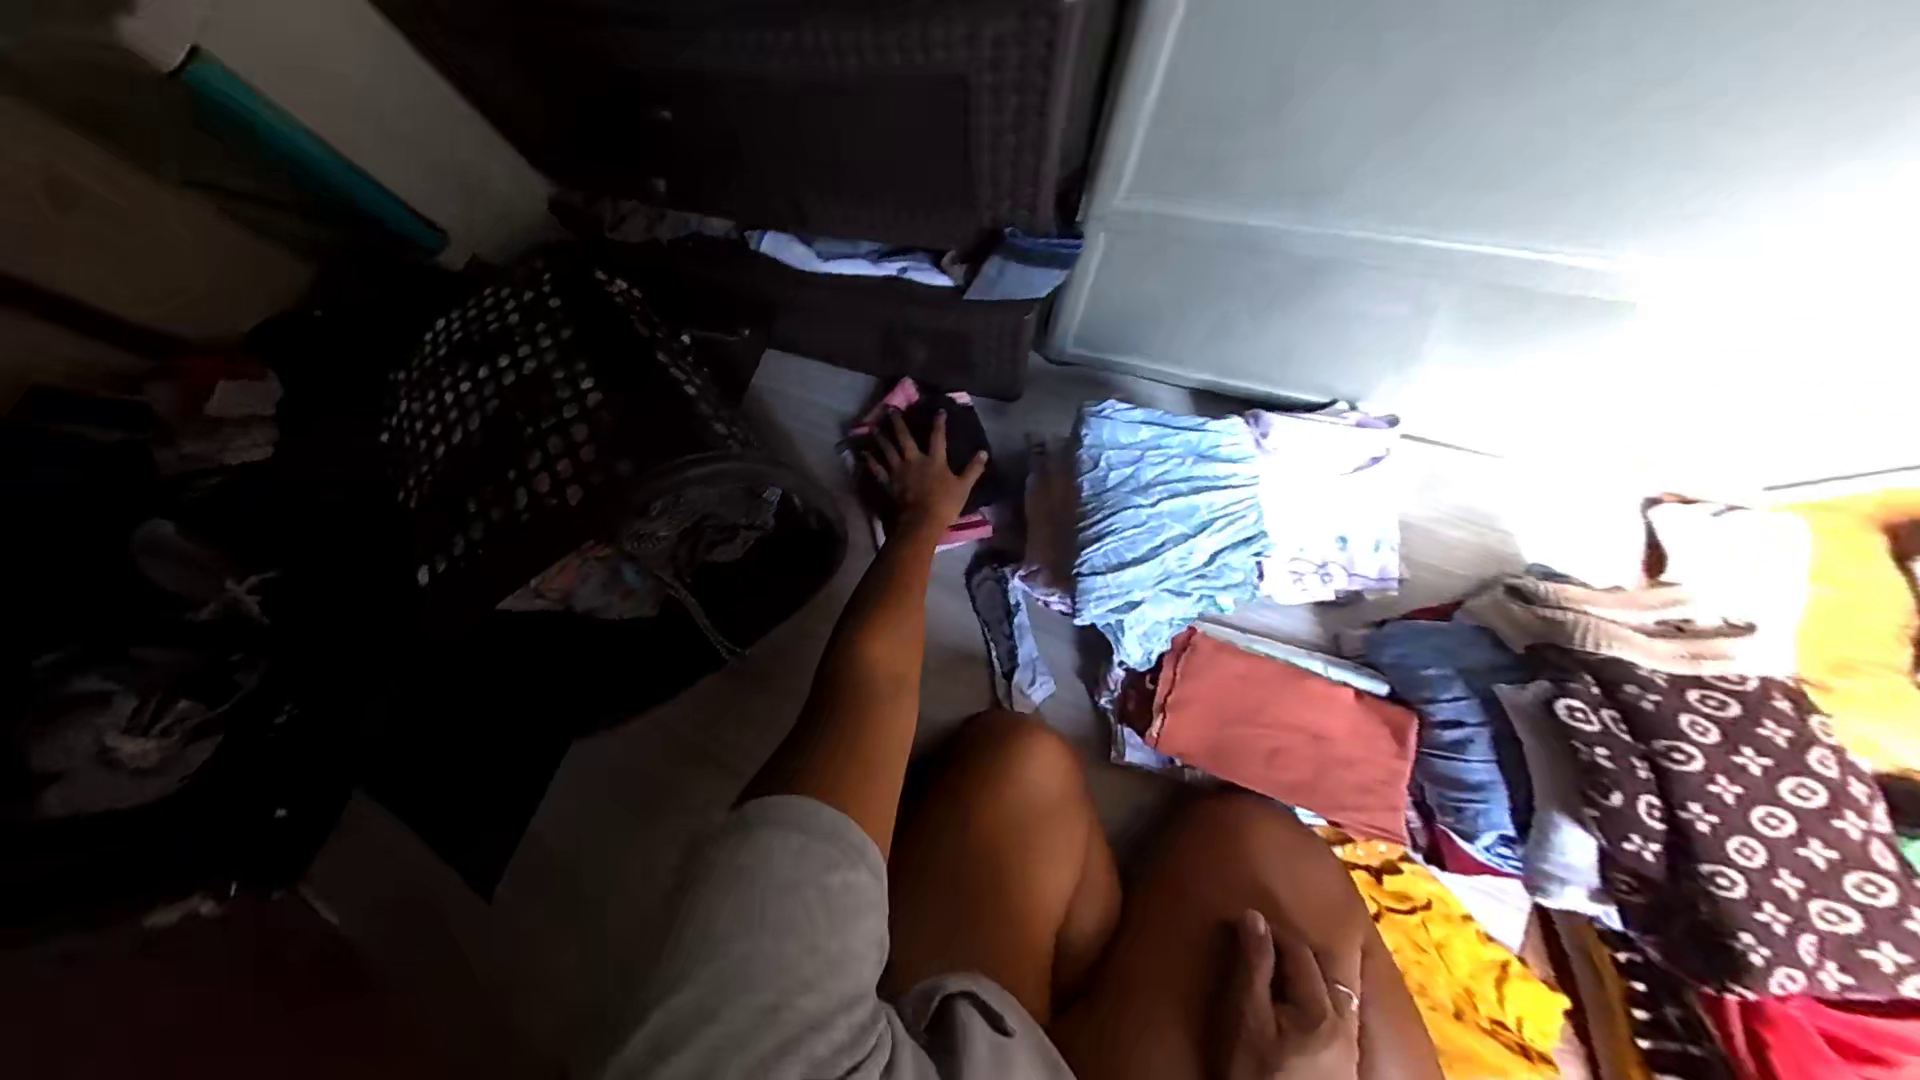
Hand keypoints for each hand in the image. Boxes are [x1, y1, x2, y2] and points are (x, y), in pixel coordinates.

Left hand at [864, 409, 987, 540]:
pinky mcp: (888, 482)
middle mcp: (914, 460)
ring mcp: (899, 471)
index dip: (939, 423)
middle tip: (889, 409)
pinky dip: (870, 461)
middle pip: (905, 438)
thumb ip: (973, 469)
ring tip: (874, 427)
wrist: (921, 521)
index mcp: (935, 460)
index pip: (937, 437)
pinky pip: (877, 469)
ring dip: (881, 437)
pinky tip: (864, 453)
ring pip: (888, 450)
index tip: (938, 410)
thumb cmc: (944, 505)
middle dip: (898, 422)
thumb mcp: (964, 487)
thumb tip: (984, 452)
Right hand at [1212, 910, 1360, 1079]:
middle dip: (1291, 951)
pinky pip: (1336, 1015)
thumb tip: (1254, 916)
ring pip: (1332, 993)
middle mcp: (1345, 1026)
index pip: (1300, 953)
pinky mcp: (1347, 1068)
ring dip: (1305, 974)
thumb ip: (1255, 966)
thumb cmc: (1258, 1076)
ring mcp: (1351, 1050)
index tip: (1246, 925)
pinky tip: (1294, 1006)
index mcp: (1322, 1011)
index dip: (1273, 933)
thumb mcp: (1248, 1019)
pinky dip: (1315, 998)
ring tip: (1273, 972)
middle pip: (1322, 971)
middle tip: (1257, 946)